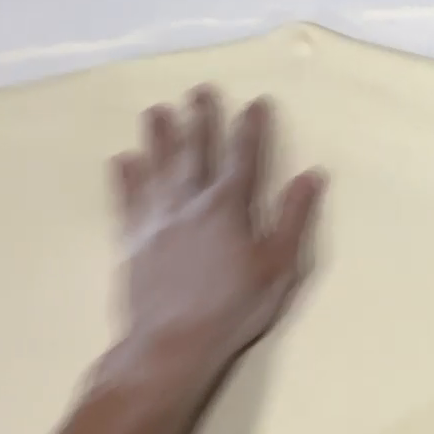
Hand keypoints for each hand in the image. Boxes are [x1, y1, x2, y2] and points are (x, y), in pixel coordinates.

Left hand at [109, 87, 326, 384]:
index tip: (254, 102)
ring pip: (157, 168)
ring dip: (158, 137)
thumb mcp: (279, 265)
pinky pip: (127, 200)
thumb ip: (293, 217)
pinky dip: (125, 178)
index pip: (243, 158)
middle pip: (195, 153)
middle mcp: (189, 204)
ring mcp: (156, 221)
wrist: (172, 343)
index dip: (250, 129)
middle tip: (199, 91)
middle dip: (200, 120)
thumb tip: (311, 174)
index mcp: (229, 208)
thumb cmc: (235, 306)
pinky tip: (122, 160)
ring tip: (156, 110)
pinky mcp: (132, 241)